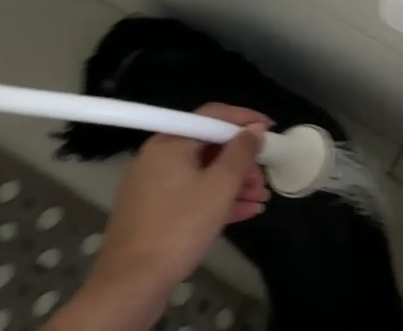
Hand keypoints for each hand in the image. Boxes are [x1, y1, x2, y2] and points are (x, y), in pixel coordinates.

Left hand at [46, 104, 270, 330]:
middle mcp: (157, 158)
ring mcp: (152, 187)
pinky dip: (216, 199)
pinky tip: (245, 211)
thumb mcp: (220, 186)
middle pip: (208, 146)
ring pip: (202, 173)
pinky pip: (190, 194)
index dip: (245, 119)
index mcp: (169, 143)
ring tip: (261, 198)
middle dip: (241, 160)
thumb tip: (255, 129)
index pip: (212, 116)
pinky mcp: (152, 213)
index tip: (271, 129)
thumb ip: (242, 152)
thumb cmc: (179, 227)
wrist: (131, 285)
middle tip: (264, 175)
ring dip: (234, 182)